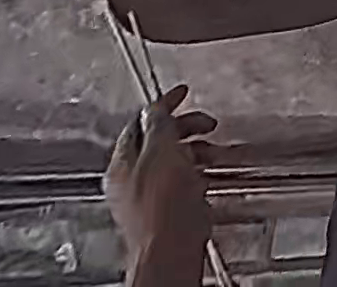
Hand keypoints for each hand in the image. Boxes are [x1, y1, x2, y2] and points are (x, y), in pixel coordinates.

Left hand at [104, 85, 215, 260]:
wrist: (173, 245)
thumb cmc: (163, 204)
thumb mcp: (162, 153)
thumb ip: (159, 127)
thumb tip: (156, 109)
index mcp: (123, 164)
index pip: (141, 122)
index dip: (163, 104)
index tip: (183, 91)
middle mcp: (133, 177)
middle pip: (160, 137)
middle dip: (186, 126)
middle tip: (207, 122)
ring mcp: (150, 190)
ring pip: (175, 154)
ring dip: (197, 146)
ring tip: (213, 149)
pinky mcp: (168, 202)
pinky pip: (185, 172)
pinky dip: (199, 164)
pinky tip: (208, 169)